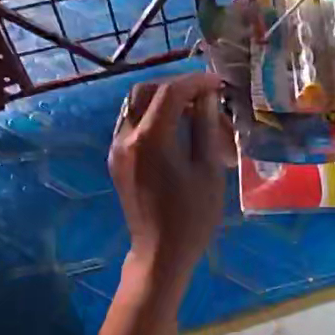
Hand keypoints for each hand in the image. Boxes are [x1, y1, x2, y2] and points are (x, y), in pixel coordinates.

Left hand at [109, 72, 230, 286]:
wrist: (160, 252)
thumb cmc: (192, 216)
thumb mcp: (208, 168)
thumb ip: (205, 126)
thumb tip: (207, 96)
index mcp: (149, 140)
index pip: (170, 92)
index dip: (196, 82)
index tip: (218, 84)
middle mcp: (125, 138)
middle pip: (146, 92)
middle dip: (176, 87)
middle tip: (204, 97)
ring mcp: (116, 149)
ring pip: (135, 106)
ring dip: (163, 102)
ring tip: (193, 114)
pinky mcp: (116, 161)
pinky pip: (131, 125)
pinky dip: (152, 118)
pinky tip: (175, 132)